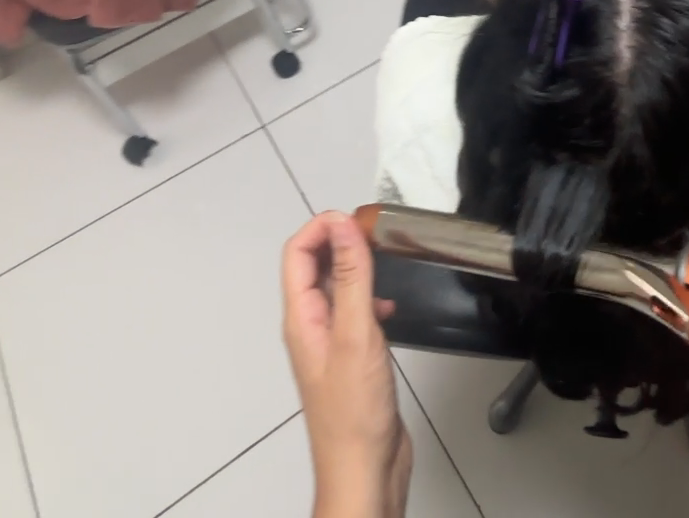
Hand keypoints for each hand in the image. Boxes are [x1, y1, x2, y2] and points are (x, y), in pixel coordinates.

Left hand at [282, 213, 411, 517]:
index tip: (360, 218)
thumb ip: (352, 276)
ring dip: (357, 267)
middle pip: (314, 266)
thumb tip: (343, 223)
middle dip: (340, 241)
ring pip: (337, 287)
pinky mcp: (351, 356)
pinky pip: (354, 310)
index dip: (322, 227)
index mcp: (302, 317)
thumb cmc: (356, 407)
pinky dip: (370, 297)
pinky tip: (391, 308)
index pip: (298, 253)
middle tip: (378, 234)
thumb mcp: (357, 333)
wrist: (365, 470)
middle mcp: (311, 324)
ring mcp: (330, 341)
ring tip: (387, 263)